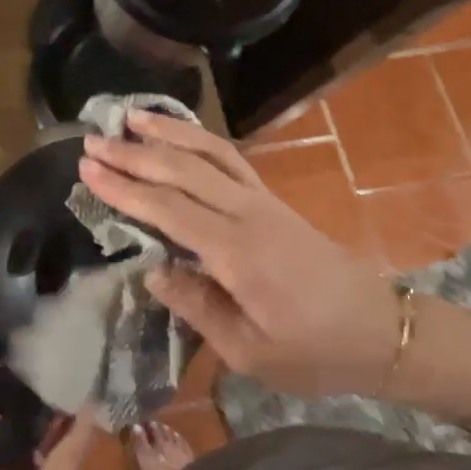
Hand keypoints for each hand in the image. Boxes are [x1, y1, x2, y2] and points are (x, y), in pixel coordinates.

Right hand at [80, 110, 399, 395]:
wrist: (381, 331)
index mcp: (238, 253)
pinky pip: (231, 158)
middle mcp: (248, 214)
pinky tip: (179, 134)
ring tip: (131, 117)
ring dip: (168, 132)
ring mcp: (263, 202)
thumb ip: (198, 307)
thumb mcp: (250, 352)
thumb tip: (153, 270)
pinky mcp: (273, 201)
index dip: (125, 189)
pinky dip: (200, 139)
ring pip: (209, 152)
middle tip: (92, 141)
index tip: (88, 169)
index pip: (169, 209)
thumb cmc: (314, 353)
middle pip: (183, 170)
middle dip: (134, 154)